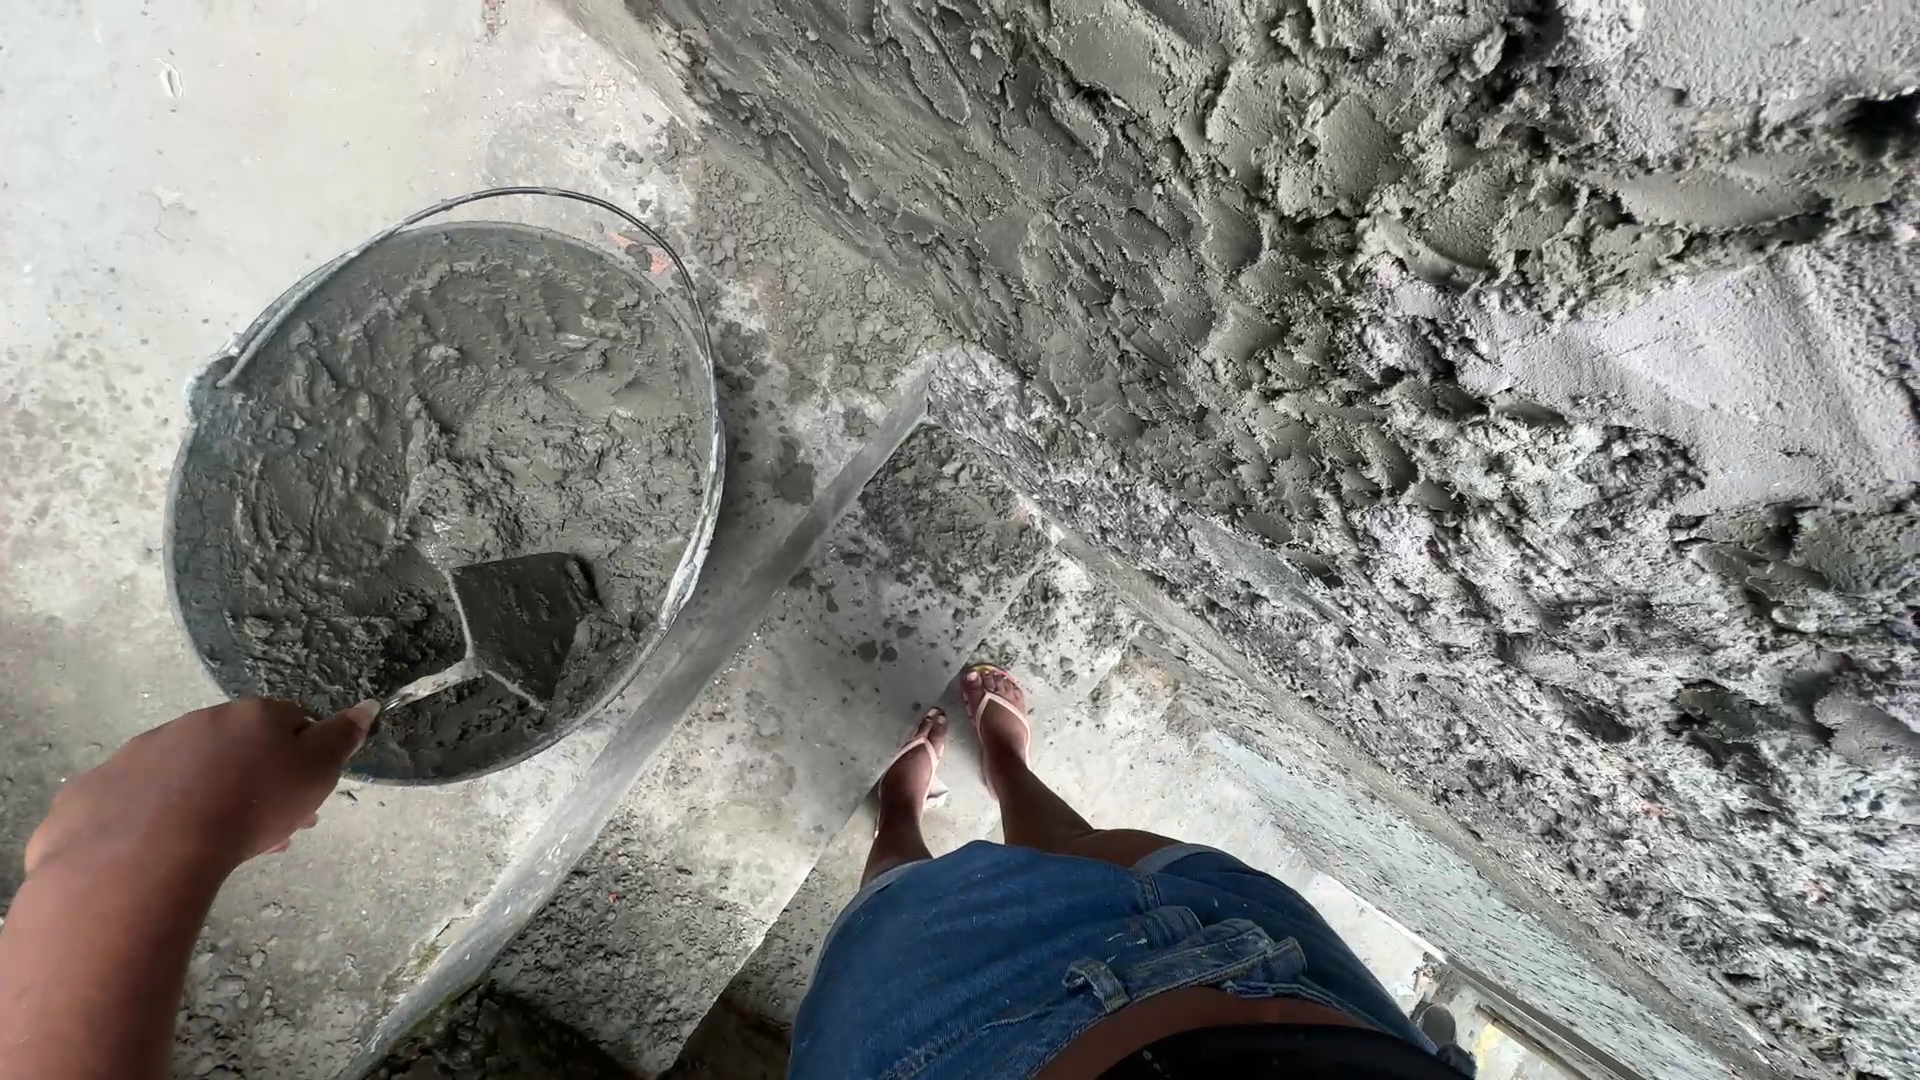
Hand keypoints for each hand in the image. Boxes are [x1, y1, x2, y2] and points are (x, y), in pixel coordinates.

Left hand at [23, 698, 375, 879]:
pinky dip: (153, 819)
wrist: (139, 860)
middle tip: (272, 825)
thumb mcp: (320, 771)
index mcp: (252, 714)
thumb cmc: (249, 807)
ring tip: (222, 845)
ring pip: (188, 774)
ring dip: (210, 798)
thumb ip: (345, 735)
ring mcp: (136, 756)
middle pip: (239, 748)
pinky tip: (165, 849)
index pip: (293, 720)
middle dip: (258, 780)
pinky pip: (134, 802)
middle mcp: (195, 722)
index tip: (307, 792)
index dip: (305, 756)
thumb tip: (368, 705)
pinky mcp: (89, 794)